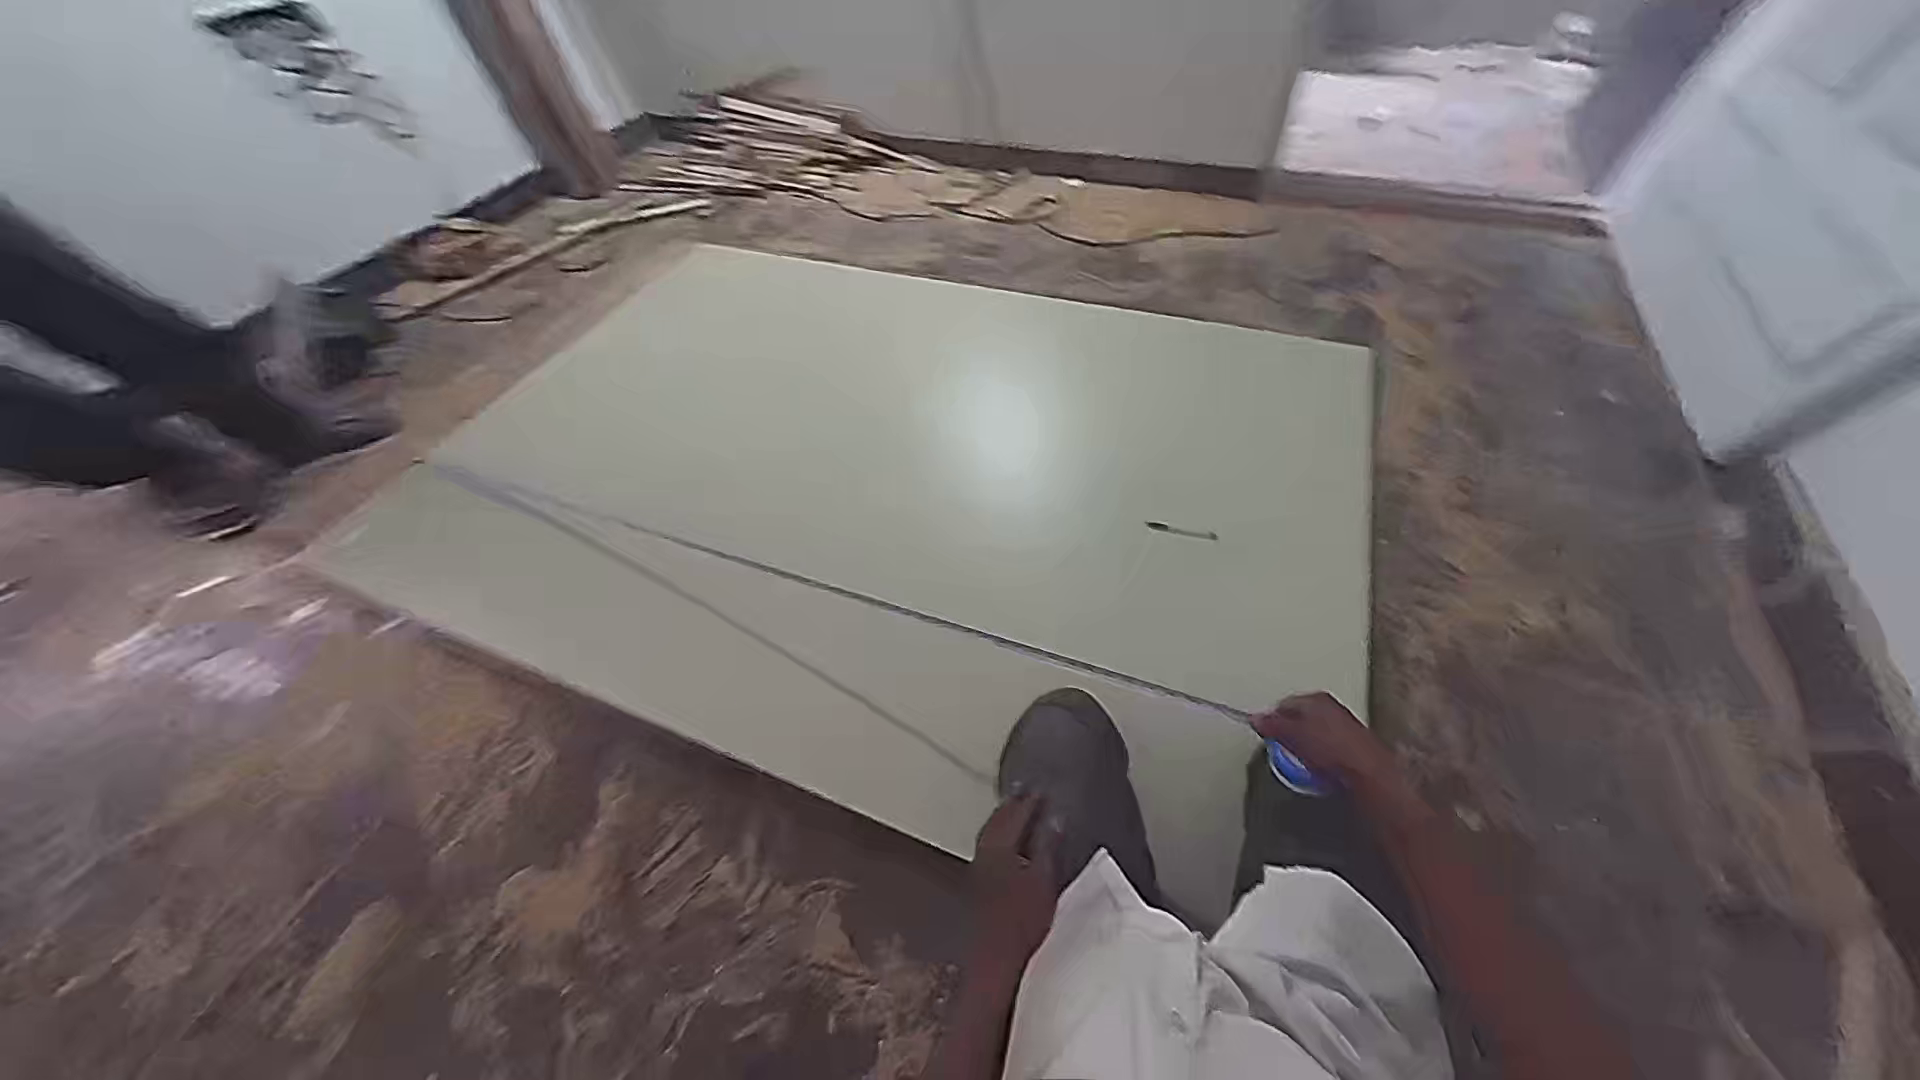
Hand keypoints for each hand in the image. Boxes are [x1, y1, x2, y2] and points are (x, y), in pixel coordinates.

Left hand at [968, 794, 1060, 975]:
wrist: (995, 956)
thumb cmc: (1022, 918)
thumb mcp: (1044, 879)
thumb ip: (1048, 845)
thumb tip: (1055, 818)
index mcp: (1001, 846)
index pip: (1016, 815)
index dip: (1030, 801)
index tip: (1041, 789)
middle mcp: (985, 852)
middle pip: (998, 821)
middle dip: (1011, 805)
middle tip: (1022, 791)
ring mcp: (979, 868)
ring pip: (990, 833)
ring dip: (1002, 819)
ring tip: (1012, 809)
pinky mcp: (978, 884)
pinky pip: (988, 846)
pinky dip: (998, 835)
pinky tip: (1005, 843)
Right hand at [1253, 692, 1403, 796]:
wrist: (1368, 774)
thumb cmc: (1332, 749)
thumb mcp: (1290, 734)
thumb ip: (1270, 724)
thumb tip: (1256, 719)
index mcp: (1316, 698)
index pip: (1283, 704)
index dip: (1271, 720)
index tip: (1266, 733)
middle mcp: (1333, 707)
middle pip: (1299, 717)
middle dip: (1289, 731)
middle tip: (1281, 746)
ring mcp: (1345, 726)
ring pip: (1314, 732)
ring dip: (1305, 745)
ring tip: (1301, 759)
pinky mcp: (1354, 745)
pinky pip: (1327, 746)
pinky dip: (1320, 754)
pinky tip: (1319, 766)